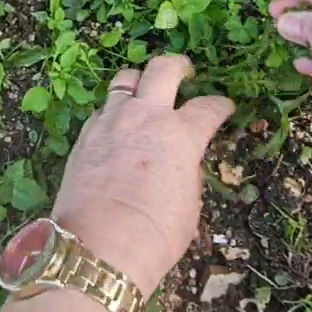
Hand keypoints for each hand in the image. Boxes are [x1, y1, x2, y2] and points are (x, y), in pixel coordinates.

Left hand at [51, 55, 234, 296]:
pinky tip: (119, 126)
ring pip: (125, 80)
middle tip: (185, 71)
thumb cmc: (155, 234)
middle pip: (163, 69)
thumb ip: (186, 171)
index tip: (224, 106)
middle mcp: (146, 116)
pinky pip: (104, 109)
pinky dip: (116, 111)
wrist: (100, 246)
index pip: (208, 107)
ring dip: (139, 83)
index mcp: (180, 134)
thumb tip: (181, 161)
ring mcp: (112, 120)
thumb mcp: (188, 205)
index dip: (220, 105)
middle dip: (178, 66)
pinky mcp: (86, 133)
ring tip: (145, 93)